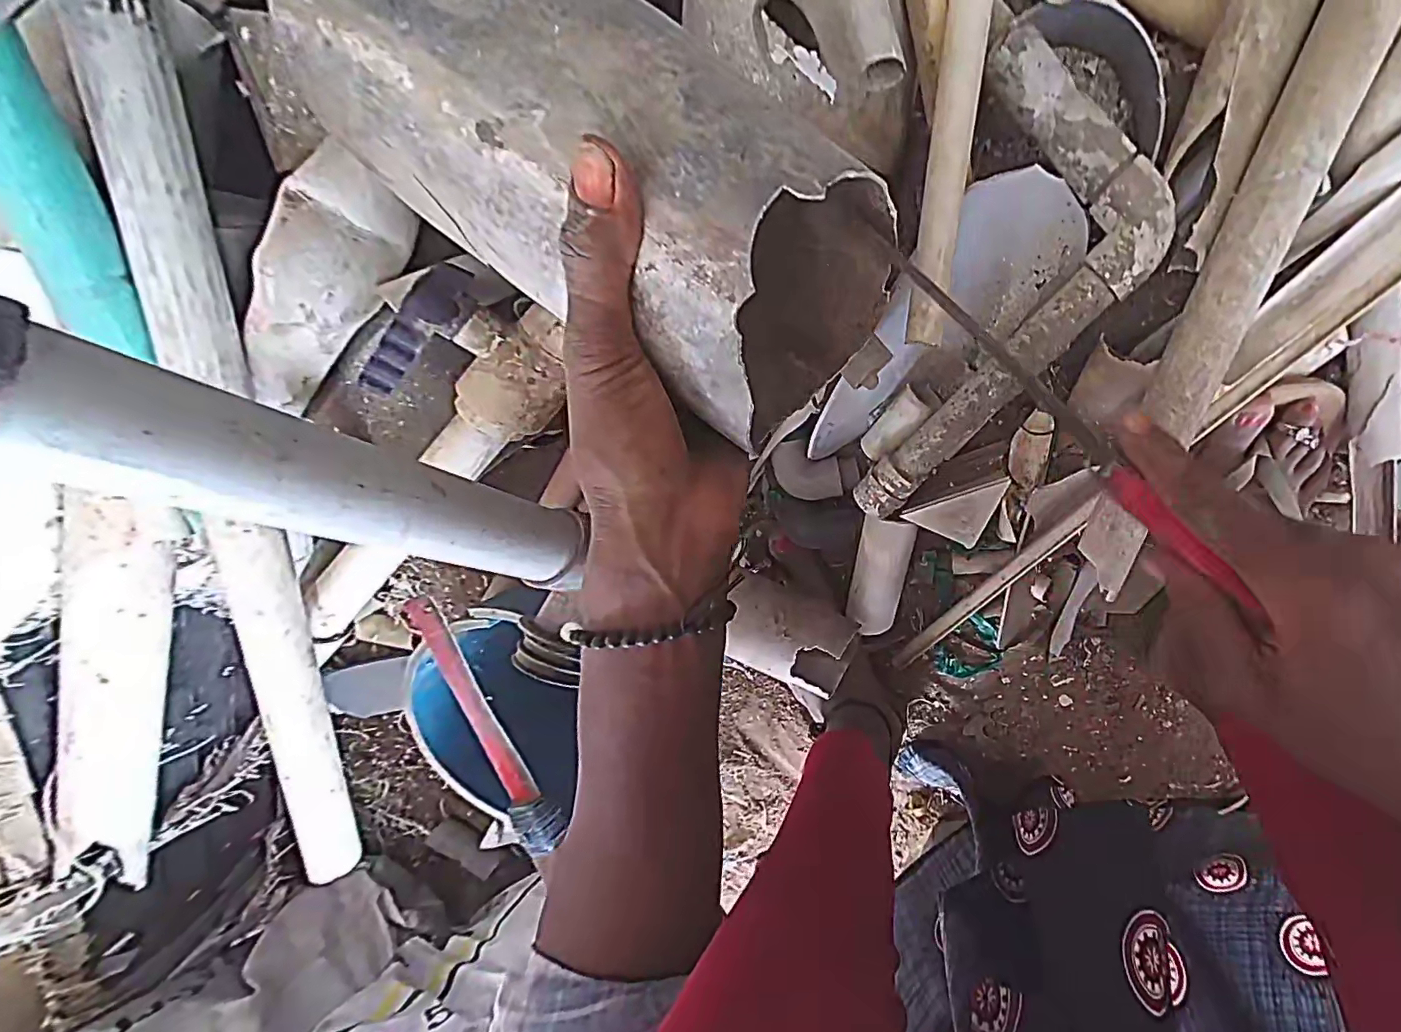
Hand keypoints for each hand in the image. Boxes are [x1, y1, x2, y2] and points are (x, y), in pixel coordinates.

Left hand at [560, 138, 746, 628]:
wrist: (678, 529)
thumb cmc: (623, 453)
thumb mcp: (600, 353)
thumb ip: (600, 270)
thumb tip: (596, 164)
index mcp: (611, 323)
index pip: (622, 243)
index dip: (636, 194)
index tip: (662, 132)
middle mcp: (659, 336)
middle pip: (684, 268)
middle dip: (706, 225)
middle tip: (740, 161)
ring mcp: (706, 362)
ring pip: (728, 302)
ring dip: (748, 270)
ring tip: (781, 205)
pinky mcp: (748, 385)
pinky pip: (765, 344)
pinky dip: (781, 320)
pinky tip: (804, 282)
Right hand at [1117, 411, 1400, 1031]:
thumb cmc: (1354, 744)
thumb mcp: (1252, 693)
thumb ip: (1202, 616)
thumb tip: (1167, 557)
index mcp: (1307, 582)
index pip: (1215, 508)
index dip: (1163, 465)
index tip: (1129, 426)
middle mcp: (1347, 549)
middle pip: (1244, 524)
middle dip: (1202, 543)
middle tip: (1180, 581)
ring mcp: (1376, 553)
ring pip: (1275, 542)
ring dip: (1242, 571)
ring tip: (1258, 642)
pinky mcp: (1391, 565)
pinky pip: (1307, 554)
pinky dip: (1275, 578)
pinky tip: (1290, 634)